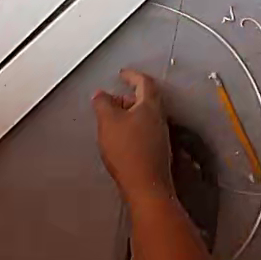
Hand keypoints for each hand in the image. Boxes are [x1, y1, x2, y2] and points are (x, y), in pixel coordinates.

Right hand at [93, 69, 173, 203]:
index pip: (144, 82)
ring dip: (130, 112)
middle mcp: (159, 118)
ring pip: (145, 116)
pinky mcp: (157, 151)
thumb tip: (100, 94)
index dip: (132, 75)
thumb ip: (103, 104)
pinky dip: (133, 126)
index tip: (123, 73)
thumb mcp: (108, 122)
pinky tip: (121, 137)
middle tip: (113, 98)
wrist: (145, 186)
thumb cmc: (128, 150)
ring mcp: (160, 135)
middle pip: (146, 99)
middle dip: (129, 96)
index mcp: (150, 106)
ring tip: (113, 118)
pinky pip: (145, 130)